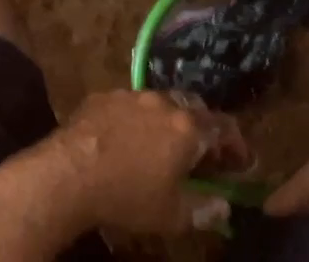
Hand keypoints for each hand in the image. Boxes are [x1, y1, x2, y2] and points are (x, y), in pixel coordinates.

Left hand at [54, 89, 247, 236]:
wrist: (69, 173)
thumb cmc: (128, 195)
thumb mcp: (174, 215)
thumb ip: (205, 208)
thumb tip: (223, 205)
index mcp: (185, 128)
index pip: (224, 127)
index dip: (237, 145)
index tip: (239, 163)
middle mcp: (160, 103)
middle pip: (191, 108)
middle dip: (201, 128)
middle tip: (202, 154)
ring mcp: (127, 95)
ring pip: (158, 103)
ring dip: (167, 122)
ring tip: (162, 146)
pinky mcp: (100, 96)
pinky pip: (128, 105)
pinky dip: (136, 119)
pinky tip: (127, 139)